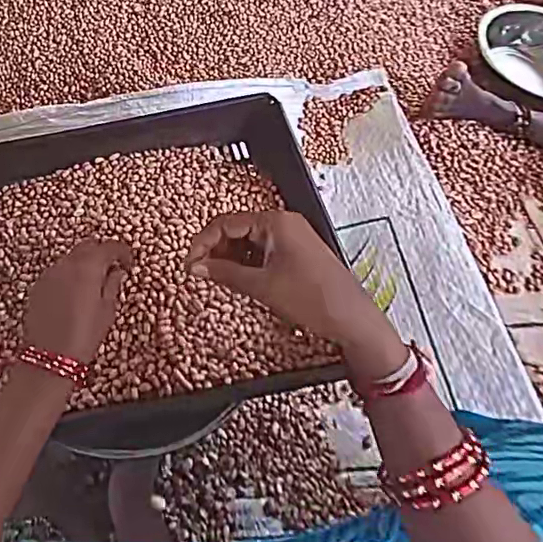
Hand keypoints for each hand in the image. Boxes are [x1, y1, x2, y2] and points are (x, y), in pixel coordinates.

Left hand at [21, 239, 134, 365]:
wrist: (50, 358)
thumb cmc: (83, 336)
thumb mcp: (107, 310)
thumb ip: (113, 284)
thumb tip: (116, 271)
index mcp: (88, 266)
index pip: (110, 246)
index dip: (122, 252)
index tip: (128, 262)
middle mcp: (67, 264)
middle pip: (88, 245)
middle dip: (102, 253)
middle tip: (113, 270)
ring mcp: (50, 273)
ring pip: (71, 257)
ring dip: (84, 264)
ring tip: (94, 284)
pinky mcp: (38, 286)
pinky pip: (58, 271)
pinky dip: (69, 275)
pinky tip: (75, 294)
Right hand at [184, 210, 403, 374]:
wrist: (353, 319)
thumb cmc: (315, 299)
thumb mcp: (261, 286)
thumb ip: (225, 273)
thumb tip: (198, 267)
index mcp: (275, 222)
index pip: (226, 223)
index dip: (203, 243)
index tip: (189, 262)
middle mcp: (284, 223)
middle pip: (236, 229)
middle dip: (215, 250)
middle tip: (200, 272)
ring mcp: (291, 237)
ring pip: (248, 242)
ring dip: (230, 259)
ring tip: (217, 279)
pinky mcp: (296, 253)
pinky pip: (262, 252)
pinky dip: (246, 264)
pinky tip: (238, 281)